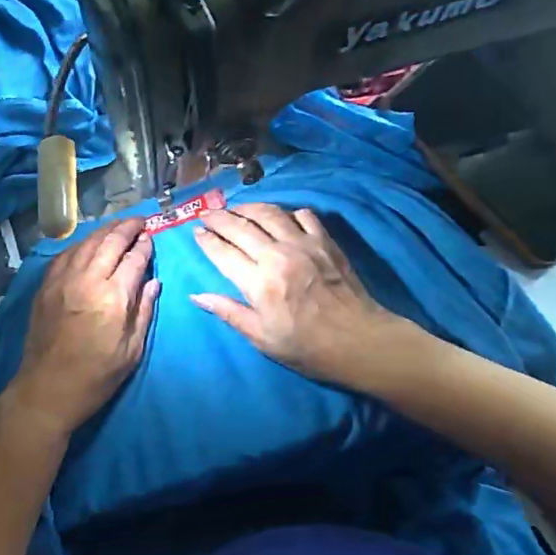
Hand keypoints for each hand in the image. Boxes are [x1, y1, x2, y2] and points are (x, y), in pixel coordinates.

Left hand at [5, 217, 160, 433]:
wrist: (47, 389)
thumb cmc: (96, 377)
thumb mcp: (131, 350)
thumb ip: (143, 311)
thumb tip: (153, 281)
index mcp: (113, 297)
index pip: (134, 259)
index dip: (145, 246)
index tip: (152, 237)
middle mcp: (87, 279)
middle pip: (110, 242)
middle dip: (127, 228)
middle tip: (139, 221)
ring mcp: (62, 280)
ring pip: (86, 243)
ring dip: (104, 231)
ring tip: (118, 226)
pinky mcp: (45, 286)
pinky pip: (65, 254)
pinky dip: (81, 244)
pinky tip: (89, 243)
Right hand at [190, 204, 412, 384]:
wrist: (359, 341)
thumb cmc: (306, 346)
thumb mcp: (262, 337)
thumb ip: (229, 312)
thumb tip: (197, 296)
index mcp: (259, 283)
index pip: (223, 252)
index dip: (207, 240)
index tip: (196, 232)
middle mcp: (278, 256)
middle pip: (241, 227)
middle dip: (219, 218)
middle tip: (207, 214)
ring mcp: (304, 244)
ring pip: (269, 214)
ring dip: (248, 208)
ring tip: (236, 209)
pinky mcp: (325, 242)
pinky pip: (303, 215)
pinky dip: (287, 213)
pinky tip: (280, 218)